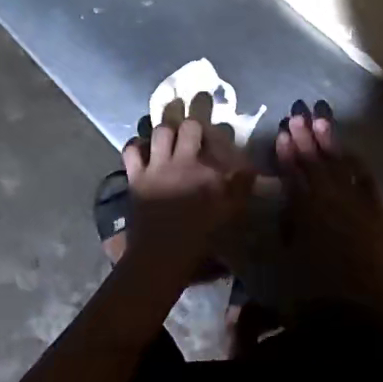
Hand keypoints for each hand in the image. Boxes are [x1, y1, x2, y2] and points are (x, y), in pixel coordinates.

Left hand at [122, 111, 254, 275]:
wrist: (160, 255)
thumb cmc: (198, 238)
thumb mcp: (228, 214)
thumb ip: (240, 188)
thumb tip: (250, 169)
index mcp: (207, 170)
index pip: (219, 142)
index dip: (219, 138)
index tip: (219, 144)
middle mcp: (182, 161)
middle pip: (188, 126)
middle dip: (192, 127)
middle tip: (193, 136)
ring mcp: (156, 166)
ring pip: (160, 131)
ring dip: (166, 132)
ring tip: (169, 140)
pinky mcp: (135, 176)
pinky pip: (131, 150)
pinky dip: (137, 145)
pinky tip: (143, 150)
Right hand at [274, 102, 382, 309]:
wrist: (377, 306)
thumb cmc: (324, 295)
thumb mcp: (287, 267)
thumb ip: (283, 234)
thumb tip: (282, 211)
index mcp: (306, 211)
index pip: (293, 174)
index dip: (286, 153)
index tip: (282, 133)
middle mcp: (331, 199)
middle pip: (316, 163)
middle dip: (306, 138)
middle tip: (298, 113)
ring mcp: (357, 202)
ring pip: (341, 164)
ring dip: (331, 142)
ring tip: (322, 120)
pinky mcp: (378, 210)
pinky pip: (367, 178)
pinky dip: (357, 162)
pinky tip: (352, 152)